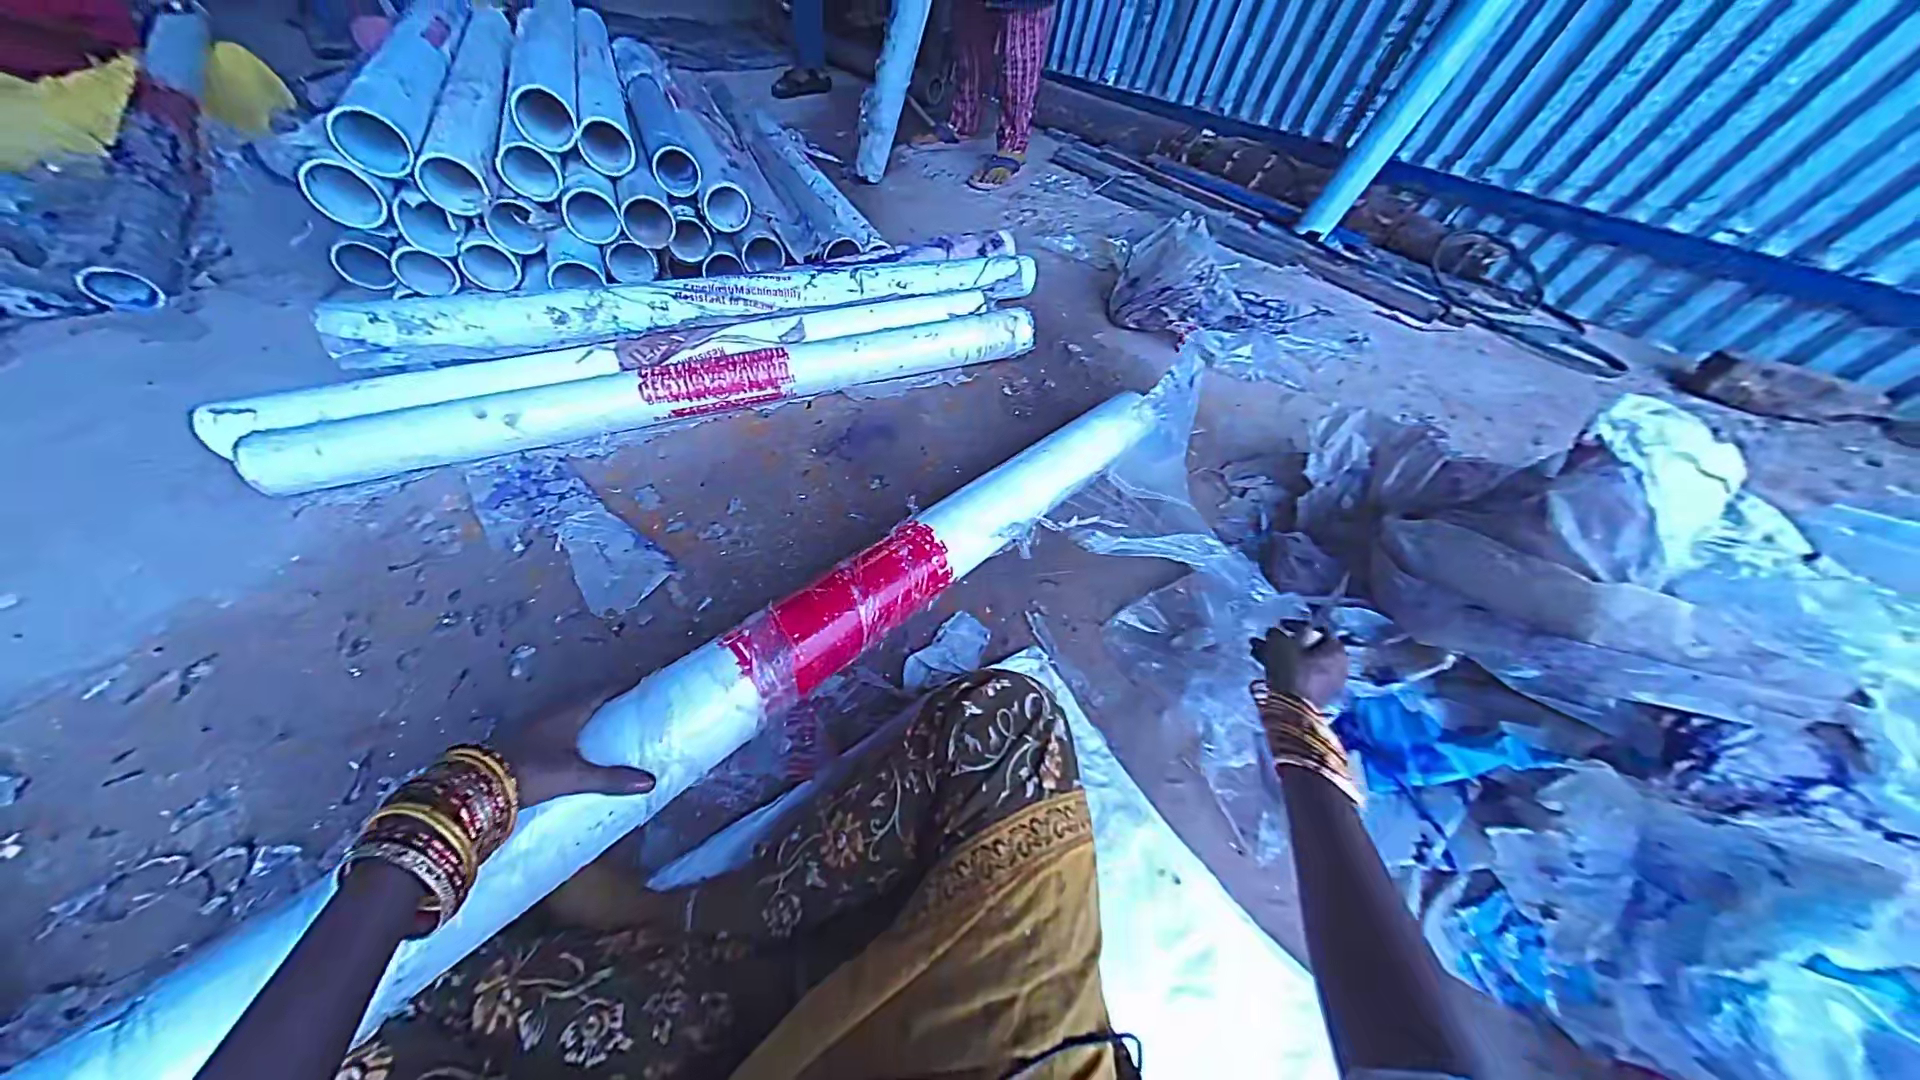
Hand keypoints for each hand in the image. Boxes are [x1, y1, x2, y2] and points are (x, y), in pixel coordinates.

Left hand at [496, 693, 655, 806]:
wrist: (475, 787)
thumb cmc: (531, 772)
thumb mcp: (574, 776)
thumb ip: (611, 779)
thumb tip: (650, 782)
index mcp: (570, 711)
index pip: (604, 690)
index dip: (624, 687)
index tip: (644, 688)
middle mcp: (552, 712)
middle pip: (588, 701)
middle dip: (609, 704)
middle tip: (632, 711)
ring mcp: (533, 726)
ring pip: (571, 716)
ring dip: (589, 720)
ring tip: (610, 730)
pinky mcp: (521, 742)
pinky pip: (557, 730)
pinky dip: (573, 734)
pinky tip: (578, 748)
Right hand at [1250, 623, 1348, 710]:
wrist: (1293, 708)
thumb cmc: (1291, 670)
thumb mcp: (1280, 644)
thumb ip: (1276, 634)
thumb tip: (1275, 632)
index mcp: (1336, 649)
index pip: (1318, 628)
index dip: (1296, 624)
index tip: (1279, 625)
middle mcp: (1339, 664)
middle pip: (1309, 646)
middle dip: (1286, 642)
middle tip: (1268, 640)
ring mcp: (1329, 681)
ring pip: (1302, 661)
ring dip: (1281, 654)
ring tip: (1259, 651)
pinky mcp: (1317, 694)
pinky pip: (1301, 674)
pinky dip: (1285, 668)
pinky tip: (1265, 665)